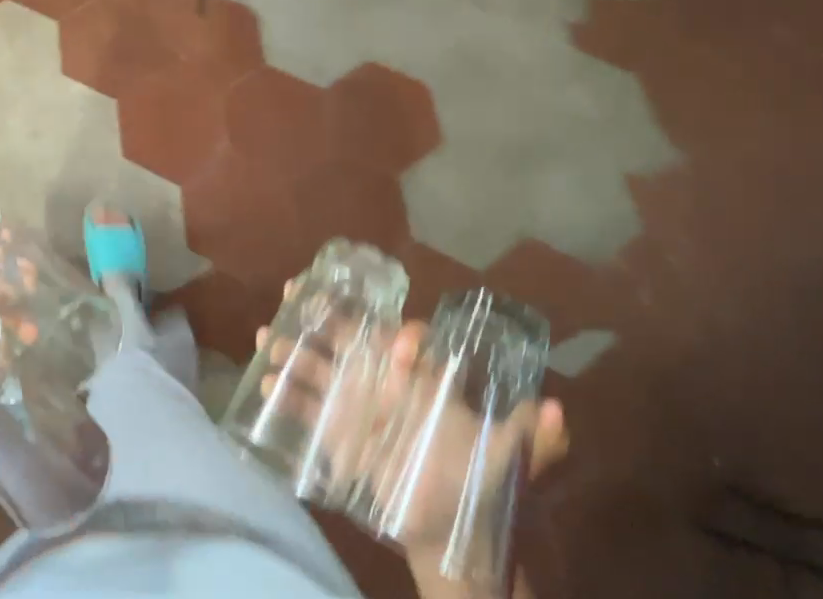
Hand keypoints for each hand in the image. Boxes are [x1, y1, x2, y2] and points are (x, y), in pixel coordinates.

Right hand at [253, 286, 568, 553]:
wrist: (448, 531)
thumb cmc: (478, 484)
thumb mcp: (508, 461)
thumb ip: (535, 440)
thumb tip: (557, 408)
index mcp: (420, 381)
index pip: (405, 342)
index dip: (398, 332)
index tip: (399, 339)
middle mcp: (384, 384)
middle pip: (348, 341)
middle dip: (322, 316)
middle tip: (295, 290)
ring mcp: (356, 408)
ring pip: (320, 370)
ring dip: (293, 351)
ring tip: (268, 336)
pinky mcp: (337, 436)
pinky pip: (308, 410)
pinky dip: (285, 397)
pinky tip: (265, 386)